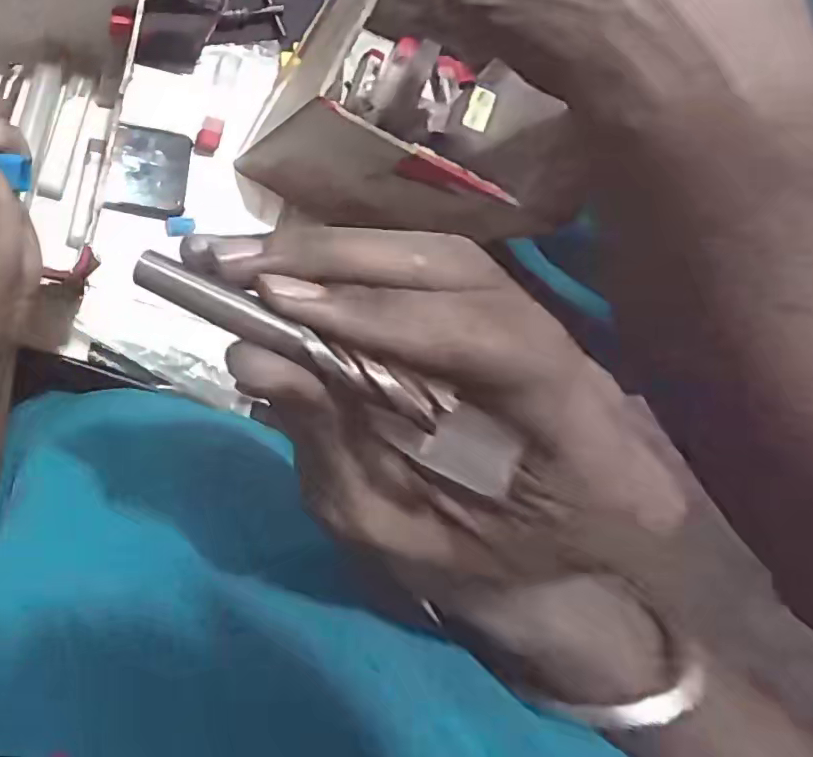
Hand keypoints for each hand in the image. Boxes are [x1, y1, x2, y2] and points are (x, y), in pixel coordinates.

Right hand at [183, 228, 685, 607]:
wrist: (529, 561)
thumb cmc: (458, 564)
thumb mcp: (383, 527)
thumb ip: (326, 440)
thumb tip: (249, 355)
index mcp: (580, 438)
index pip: (492, 340)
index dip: (382, 312)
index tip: (281, 302)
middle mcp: (570, 355)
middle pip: (453, 267)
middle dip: (330, 260)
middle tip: (232, 265)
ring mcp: (529, 319)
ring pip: (424, 251)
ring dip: (320, 249)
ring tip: (234, 258)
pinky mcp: (480, 305)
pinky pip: (403, 262)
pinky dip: (330, 257)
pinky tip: (271, 262)